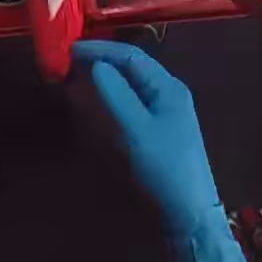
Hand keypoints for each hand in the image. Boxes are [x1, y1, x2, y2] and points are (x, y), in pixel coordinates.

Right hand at [74, 40, 256, 261]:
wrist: (190, 212)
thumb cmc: (165, 167)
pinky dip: (114, 93)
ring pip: (133, 82)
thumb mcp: (138, 129)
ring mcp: (166, 111)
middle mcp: (169, 92)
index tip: (71, 49)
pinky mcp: (160, 128)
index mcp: (169, 87)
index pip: (132, 56)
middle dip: (103, 58)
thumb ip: (118, 95)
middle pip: (133, 66)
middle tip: (70, 59)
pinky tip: (100, 97)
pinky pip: (134, 99)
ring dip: (107, 75)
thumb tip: (96, 64)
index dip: (101, 49)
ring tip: (80, 72)